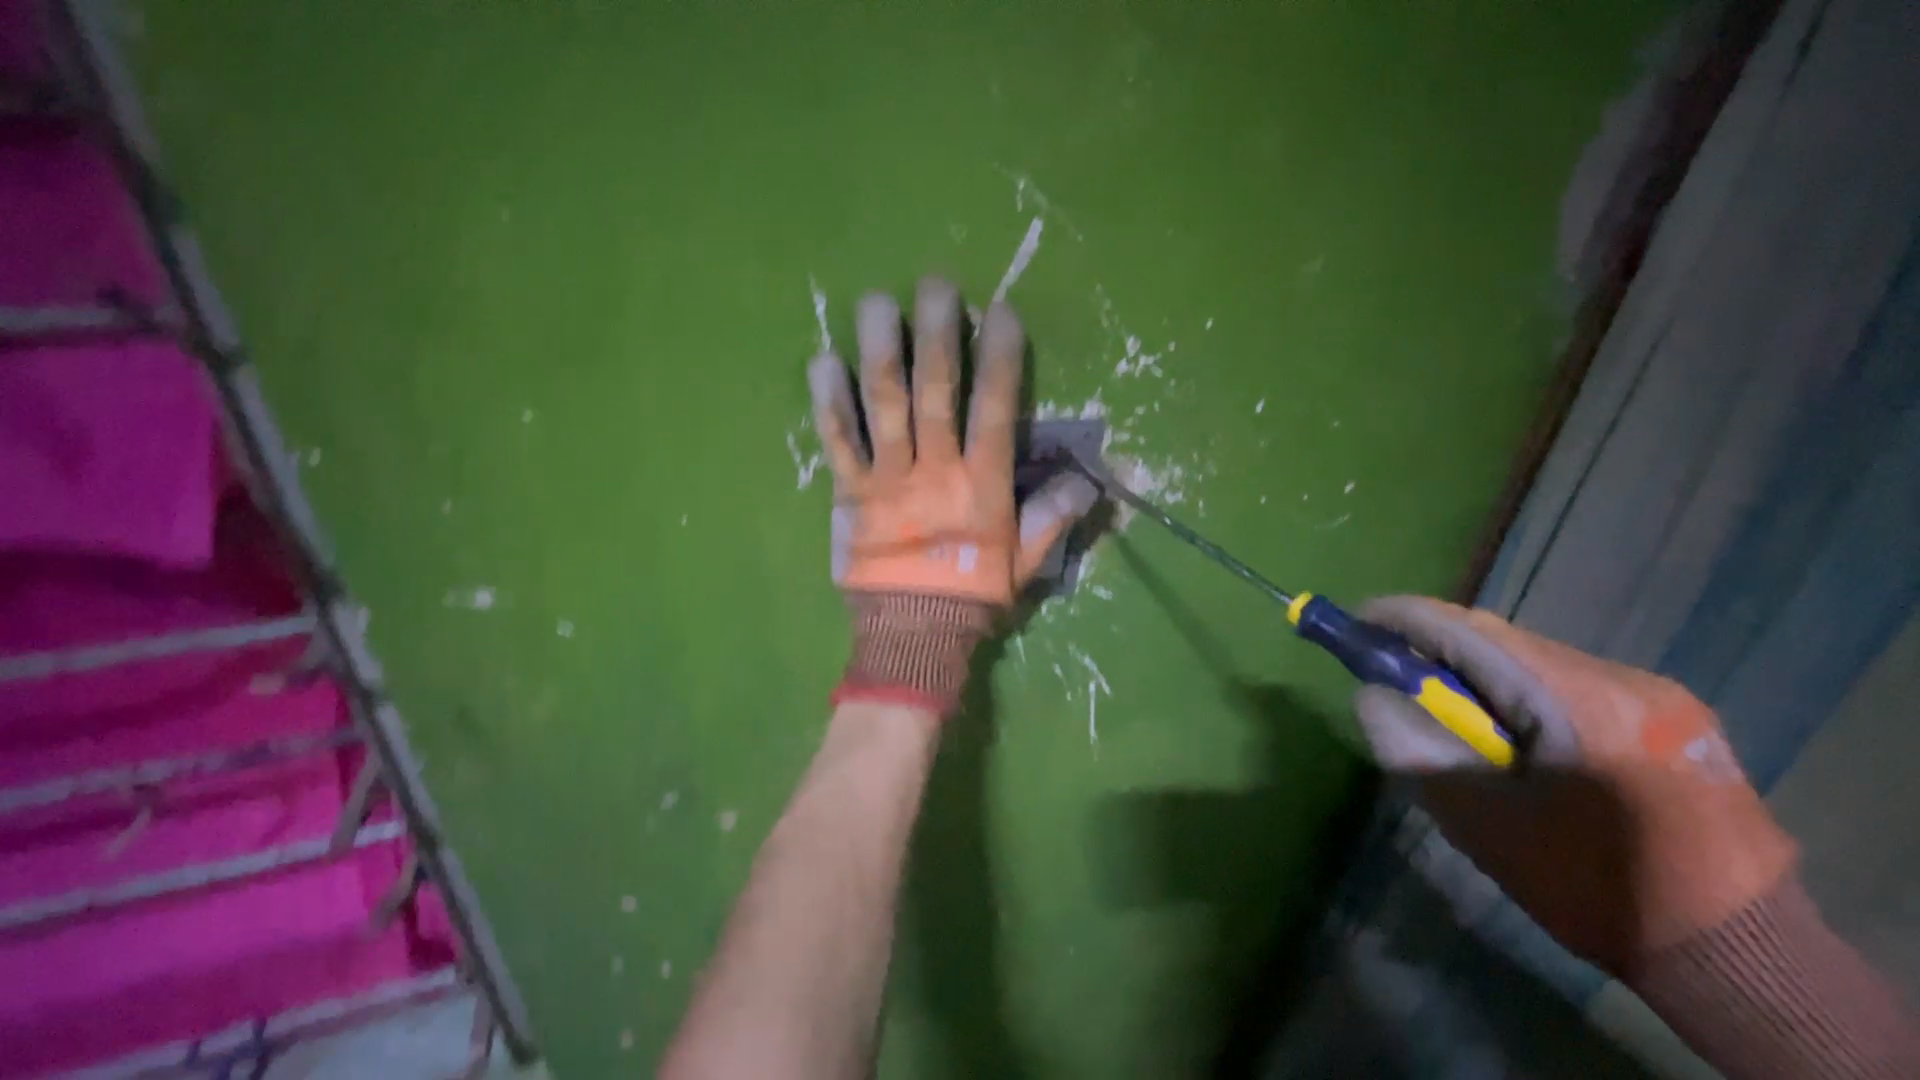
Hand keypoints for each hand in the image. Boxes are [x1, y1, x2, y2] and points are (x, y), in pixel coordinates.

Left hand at [808, 278, 1097, 712]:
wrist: (914, 633)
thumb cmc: (973, 591)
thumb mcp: (1027, 559)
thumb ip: (1054, 514)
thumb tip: (1091, 477)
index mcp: (982, 483)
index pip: (997, 409)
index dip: (1000, 359)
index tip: (1000, 312)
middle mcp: (935, 469)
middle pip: (935, 392)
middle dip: (936, 335)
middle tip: (934, 284)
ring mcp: (888, 478)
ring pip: (884, 406)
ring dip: (879, 351)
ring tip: (875, 302)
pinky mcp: (851, 493)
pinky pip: (838, 442)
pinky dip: (829, 402)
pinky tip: (822, 360)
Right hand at [1352, 596, 1795, 976]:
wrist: (1735, 953)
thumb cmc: (1592, 886)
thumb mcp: (1483, 823)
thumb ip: (1415, 749)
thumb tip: (1371, 693)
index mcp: (1579, 700)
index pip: (1471, 632)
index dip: (1404, 618)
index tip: (1354, 618)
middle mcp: (1624, 679)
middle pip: (1507, 641)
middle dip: (1439, 646)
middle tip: (1385, 666)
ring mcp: (1658, 696)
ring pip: (1541, 662)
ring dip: (1482, 675)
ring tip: (1443, 708)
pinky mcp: (1675, 721)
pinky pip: (1574, 686)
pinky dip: (1525, 695)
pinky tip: (1510, 734)